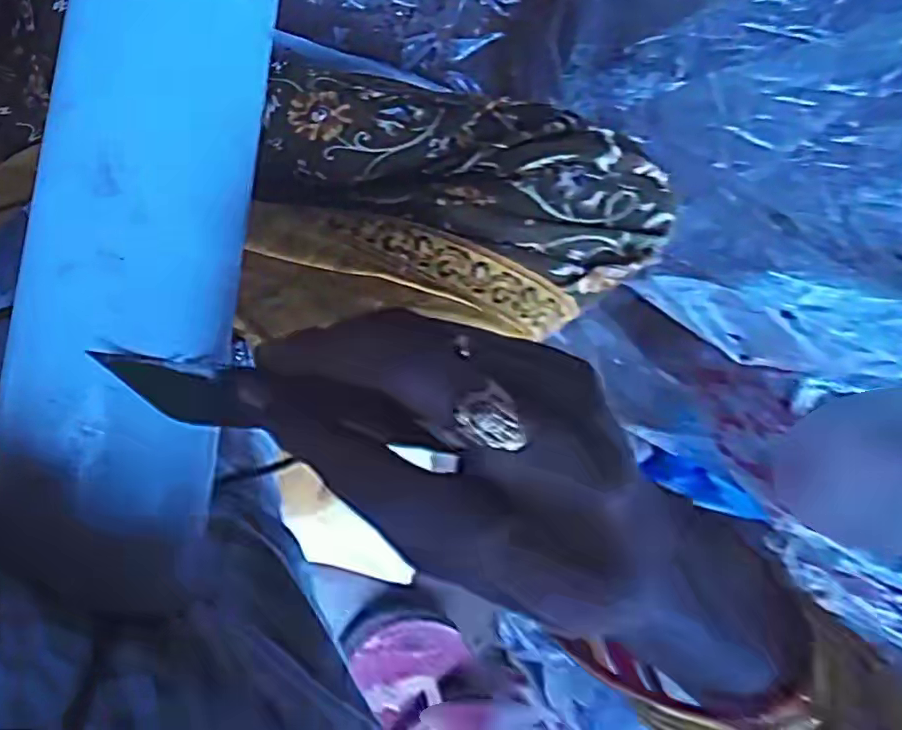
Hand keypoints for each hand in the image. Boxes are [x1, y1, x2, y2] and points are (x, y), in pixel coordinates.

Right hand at [257, 309, 808, 704]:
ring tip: (305, 361)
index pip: (398, 485)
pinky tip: (358, 358)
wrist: (647, 552)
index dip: (314, 432)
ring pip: (427, 341)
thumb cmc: (521, 567)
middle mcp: (570, 468)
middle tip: (274, 361)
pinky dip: (385, 342)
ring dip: (351, 344)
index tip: (254, 394)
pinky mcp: (558, 358)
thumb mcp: (439, 554)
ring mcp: (571, 396)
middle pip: (425, 377)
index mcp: (538, 557)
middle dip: (332, 358)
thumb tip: (275, 403)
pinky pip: (442, 333)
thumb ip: (359, 477)